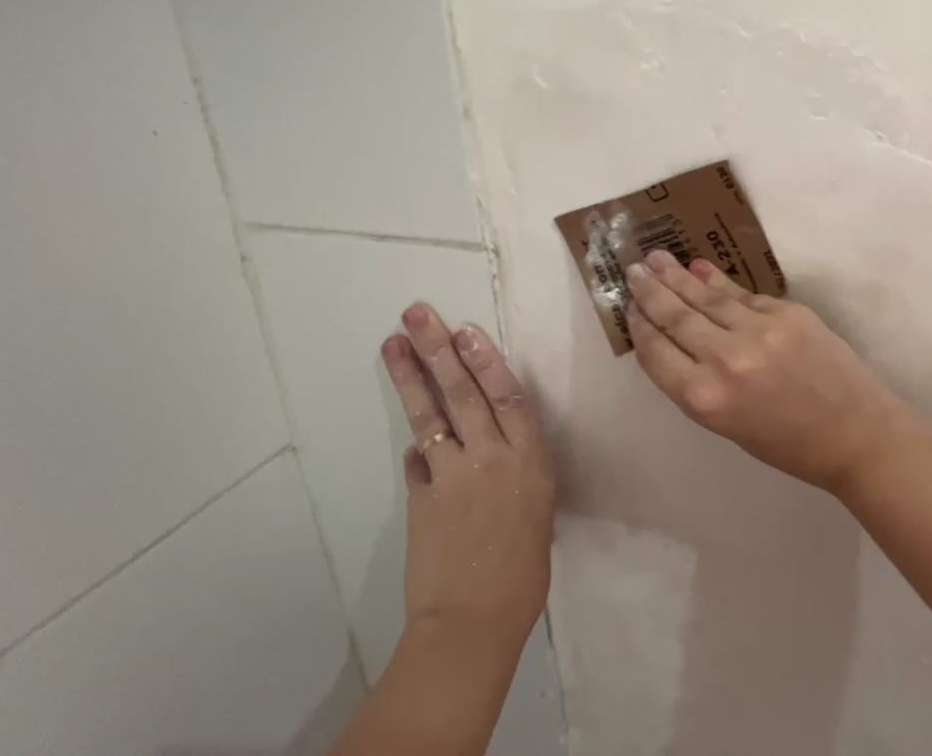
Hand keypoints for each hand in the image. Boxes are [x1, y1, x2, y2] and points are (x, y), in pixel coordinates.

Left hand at [382, 303, 554, 643]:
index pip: (508, 396)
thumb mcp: (537, 512)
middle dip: (440, 350)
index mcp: (531, 460)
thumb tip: (476, 456)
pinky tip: (414, 436)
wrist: (476, 617)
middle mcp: (493, 458)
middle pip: (465, 393)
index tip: (465, 330)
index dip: (485, 361)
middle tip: (418, 314)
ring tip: (393, 343)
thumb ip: (513, 477)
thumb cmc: (524, 571)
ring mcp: (453, 476)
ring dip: (411, 377)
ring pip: (433, 416)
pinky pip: (419, 463)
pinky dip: (418, 448)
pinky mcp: (422, 499)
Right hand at [623, 250, 917, 492]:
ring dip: (678, 277)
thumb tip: (677, 342)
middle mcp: (725, 359)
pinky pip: (744, 296)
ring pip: (708, 297)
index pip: (656, 352)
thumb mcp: (728, 426)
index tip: (630, 306)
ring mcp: (760, 330)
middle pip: (677, 317)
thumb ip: (698, 384)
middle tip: (634, 270)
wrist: (857, 433)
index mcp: (705, 398)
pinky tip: (702, 269)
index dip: (640, 327)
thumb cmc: (789, 445)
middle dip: (652, 291)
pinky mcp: (788, 312)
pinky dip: (720, 282)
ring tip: (657, 258)